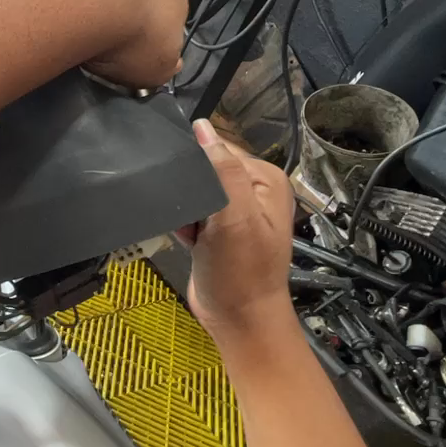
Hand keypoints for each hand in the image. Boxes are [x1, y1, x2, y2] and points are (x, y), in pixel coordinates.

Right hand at [176, 120, 297, 355]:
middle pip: (203, 170)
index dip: (196, 167)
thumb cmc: (241, 272)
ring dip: (182, 209)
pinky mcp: (215, 229)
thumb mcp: (235, 217)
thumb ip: (222, 171)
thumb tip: (202, 127)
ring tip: (189, 231)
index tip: (188, 190)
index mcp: (264, 179)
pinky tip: (186, 238)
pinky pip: (188, 211)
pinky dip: (181, 223)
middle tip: (189, 216)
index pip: (218, 150)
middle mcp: (251, 190)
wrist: (238, 319)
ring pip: (192, 191)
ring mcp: (233, 211)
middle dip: (187, 190)